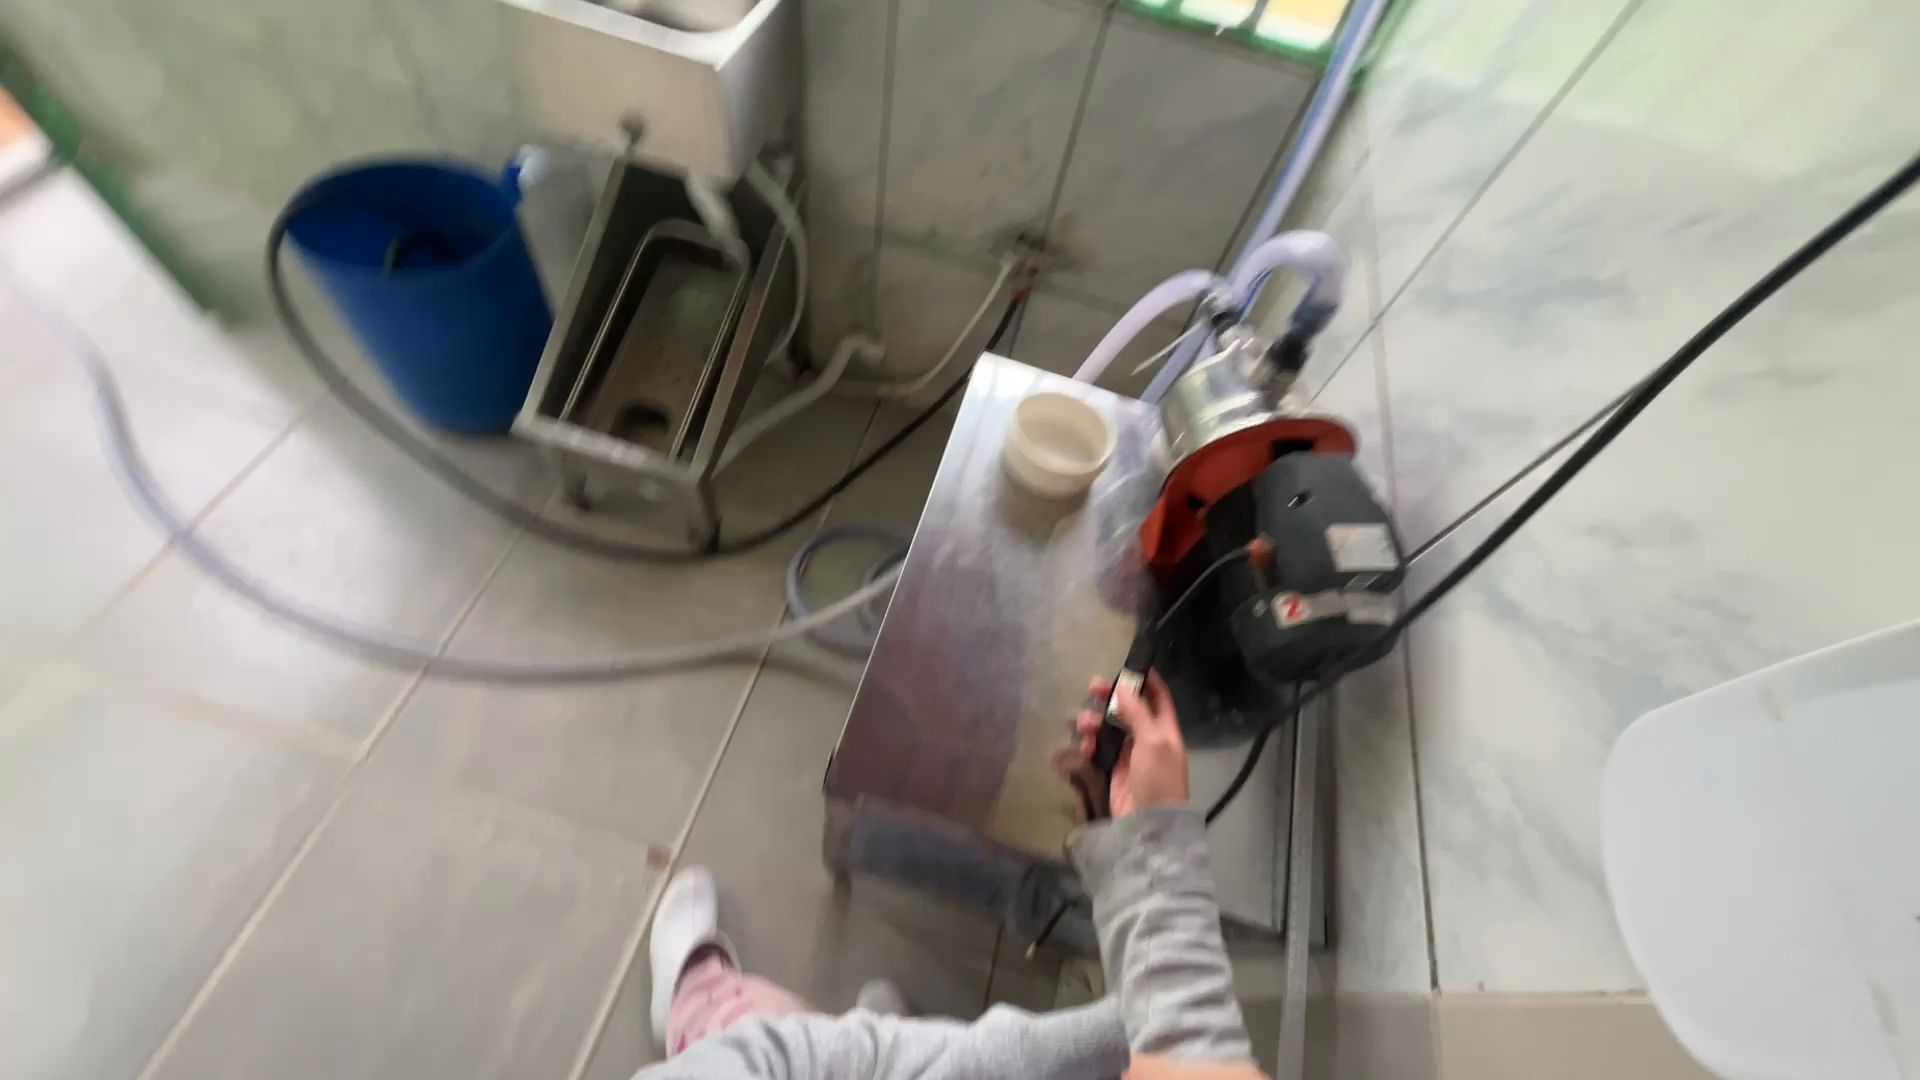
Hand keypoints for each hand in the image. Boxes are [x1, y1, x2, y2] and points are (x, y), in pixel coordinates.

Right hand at [1052, 669, 1188, 818]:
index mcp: (1165, 729)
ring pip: (1109, 727)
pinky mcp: (1112, 768)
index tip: (1131, 664)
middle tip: (1092, 686)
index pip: (1159, 698)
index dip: (1147, 680)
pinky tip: (1084, 747)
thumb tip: (1123, 687)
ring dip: (1095, 721)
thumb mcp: (1153, 741)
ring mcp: (1129, 754)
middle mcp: (1147, 738)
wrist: (1148, 824)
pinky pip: (1098, 747)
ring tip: (1084, 725)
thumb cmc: (1158, 777)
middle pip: (1128, 709)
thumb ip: (1137, 712)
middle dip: (1110, 697)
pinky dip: (1089, 743)